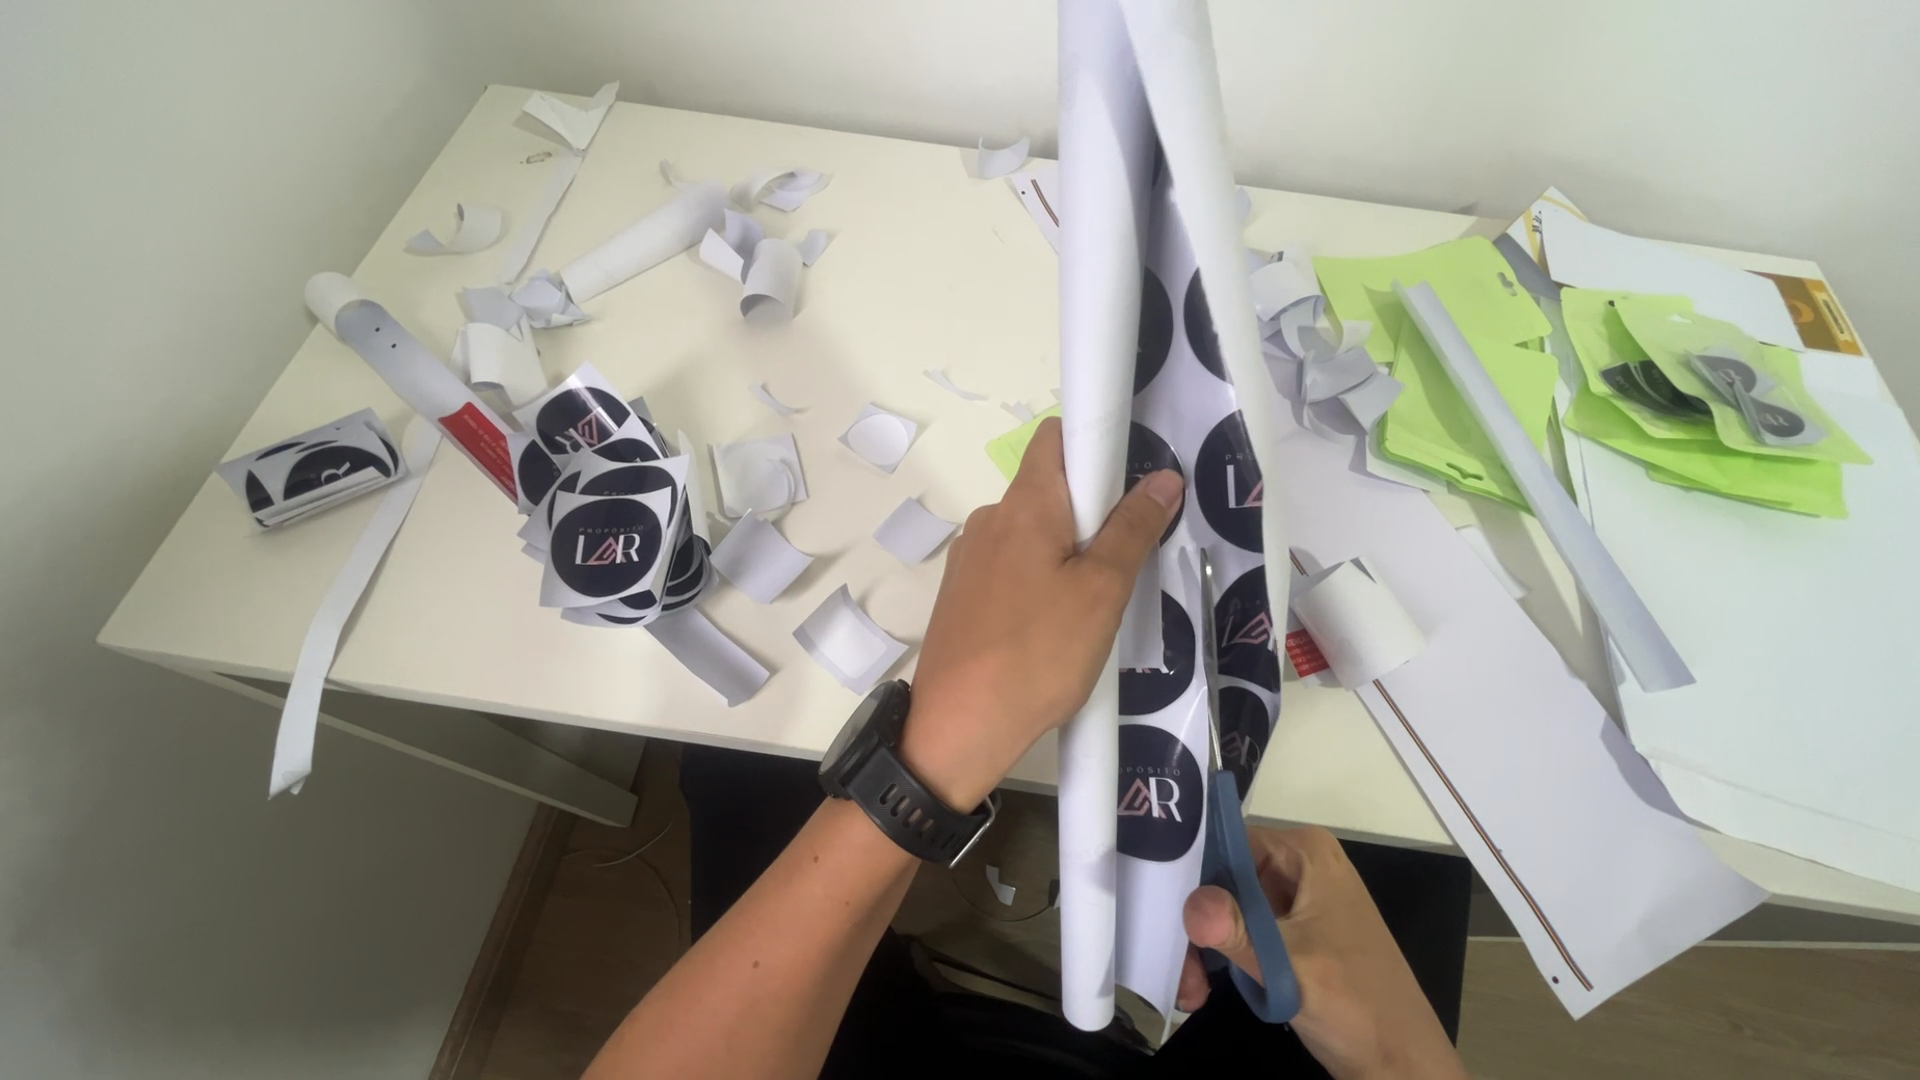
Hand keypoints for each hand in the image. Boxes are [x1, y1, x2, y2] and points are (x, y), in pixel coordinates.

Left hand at [899, 418, 1182, 809]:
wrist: (958, 727)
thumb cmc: (1037, 653)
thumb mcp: (1101, 591)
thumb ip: (1132, 529)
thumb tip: (1163, 477)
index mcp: (1023, 503)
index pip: (1056, 436)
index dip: (1096, 442)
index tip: (1134, 474)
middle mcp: (990, 519)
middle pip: (1049, 487)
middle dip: (1093, 508)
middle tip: (1130, 553)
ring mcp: (971, 559)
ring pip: (1032, 532)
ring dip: (1069, 549)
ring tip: (1099, 599)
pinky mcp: (963, 595)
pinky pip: (1013, 566)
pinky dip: (1041, 577)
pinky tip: (1057, 623)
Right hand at [1178, 826, 1466, 1079]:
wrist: (1404, 1069)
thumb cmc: (1357, 1006)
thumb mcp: (1291, 967)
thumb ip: (1239, 932)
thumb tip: (1192, 904)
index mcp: (1304, 852)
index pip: (1226, 840)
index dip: (1191, 872)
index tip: (1162, 909)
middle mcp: (1296, 863)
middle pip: (1222, 876)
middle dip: (1196, 922)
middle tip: (1179, 969)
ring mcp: (1293, 897)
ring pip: (1225, 905)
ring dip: (1204, 945)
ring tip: (1191, 989)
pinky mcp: (1289, 928)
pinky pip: (1240, 927)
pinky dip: (1222, 955)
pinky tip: (1203, 986)